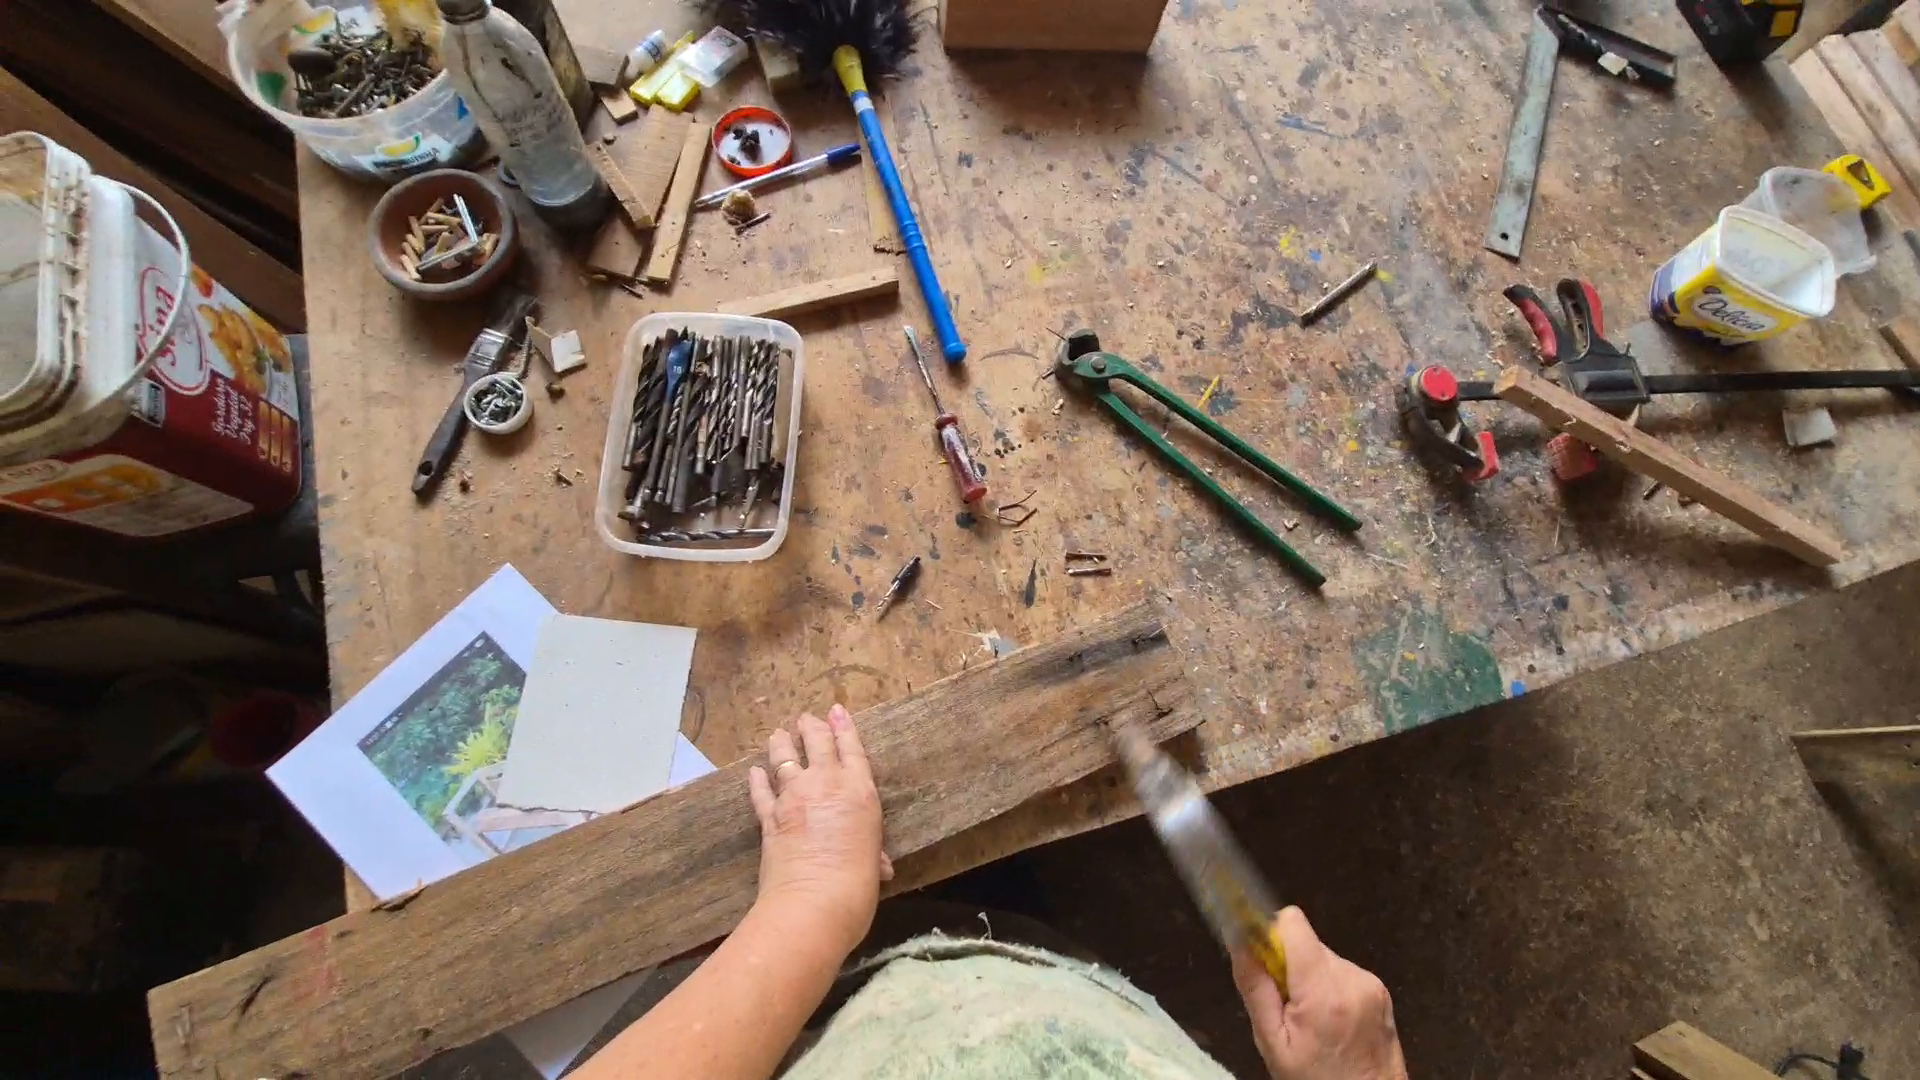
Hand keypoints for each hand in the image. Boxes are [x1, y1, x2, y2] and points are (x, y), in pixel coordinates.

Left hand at [747, 704, 892, 954]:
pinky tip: (755, 771)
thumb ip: (872, 852)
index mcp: (859, 789)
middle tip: (805, 717)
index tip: (836, 710)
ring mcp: (794, 797)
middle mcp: (826, 783)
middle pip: (817, 744)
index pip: (851, 748)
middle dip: (812, 727)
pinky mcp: (770, 816)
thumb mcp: (873, 861)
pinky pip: (762, 792)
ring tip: (778, 734)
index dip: (844, 727)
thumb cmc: (858, 882)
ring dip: (781, 744)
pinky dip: (758, 781)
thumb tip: (880, 866)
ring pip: (785, 759)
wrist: (815, 901)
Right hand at [1231, 907, 1407, 1079]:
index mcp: (1323, 989)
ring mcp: (1371, 984)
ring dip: (1310, 977)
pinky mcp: (1381, 991)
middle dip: (1289, 964)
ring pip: (1321, 956)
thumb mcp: (1272, 1042)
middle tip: (1287, 1006)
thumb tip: (1236, 937)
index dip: (1272, 934)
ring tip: (1312, 1018)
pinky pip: (1340, 971)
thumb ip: (1253, 985)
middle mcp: (1351, 977)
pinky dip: (1329, 987)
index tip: (1265, 964)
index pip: (1292, 922)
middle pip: (1305, 941)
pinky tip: (1332, 1021)